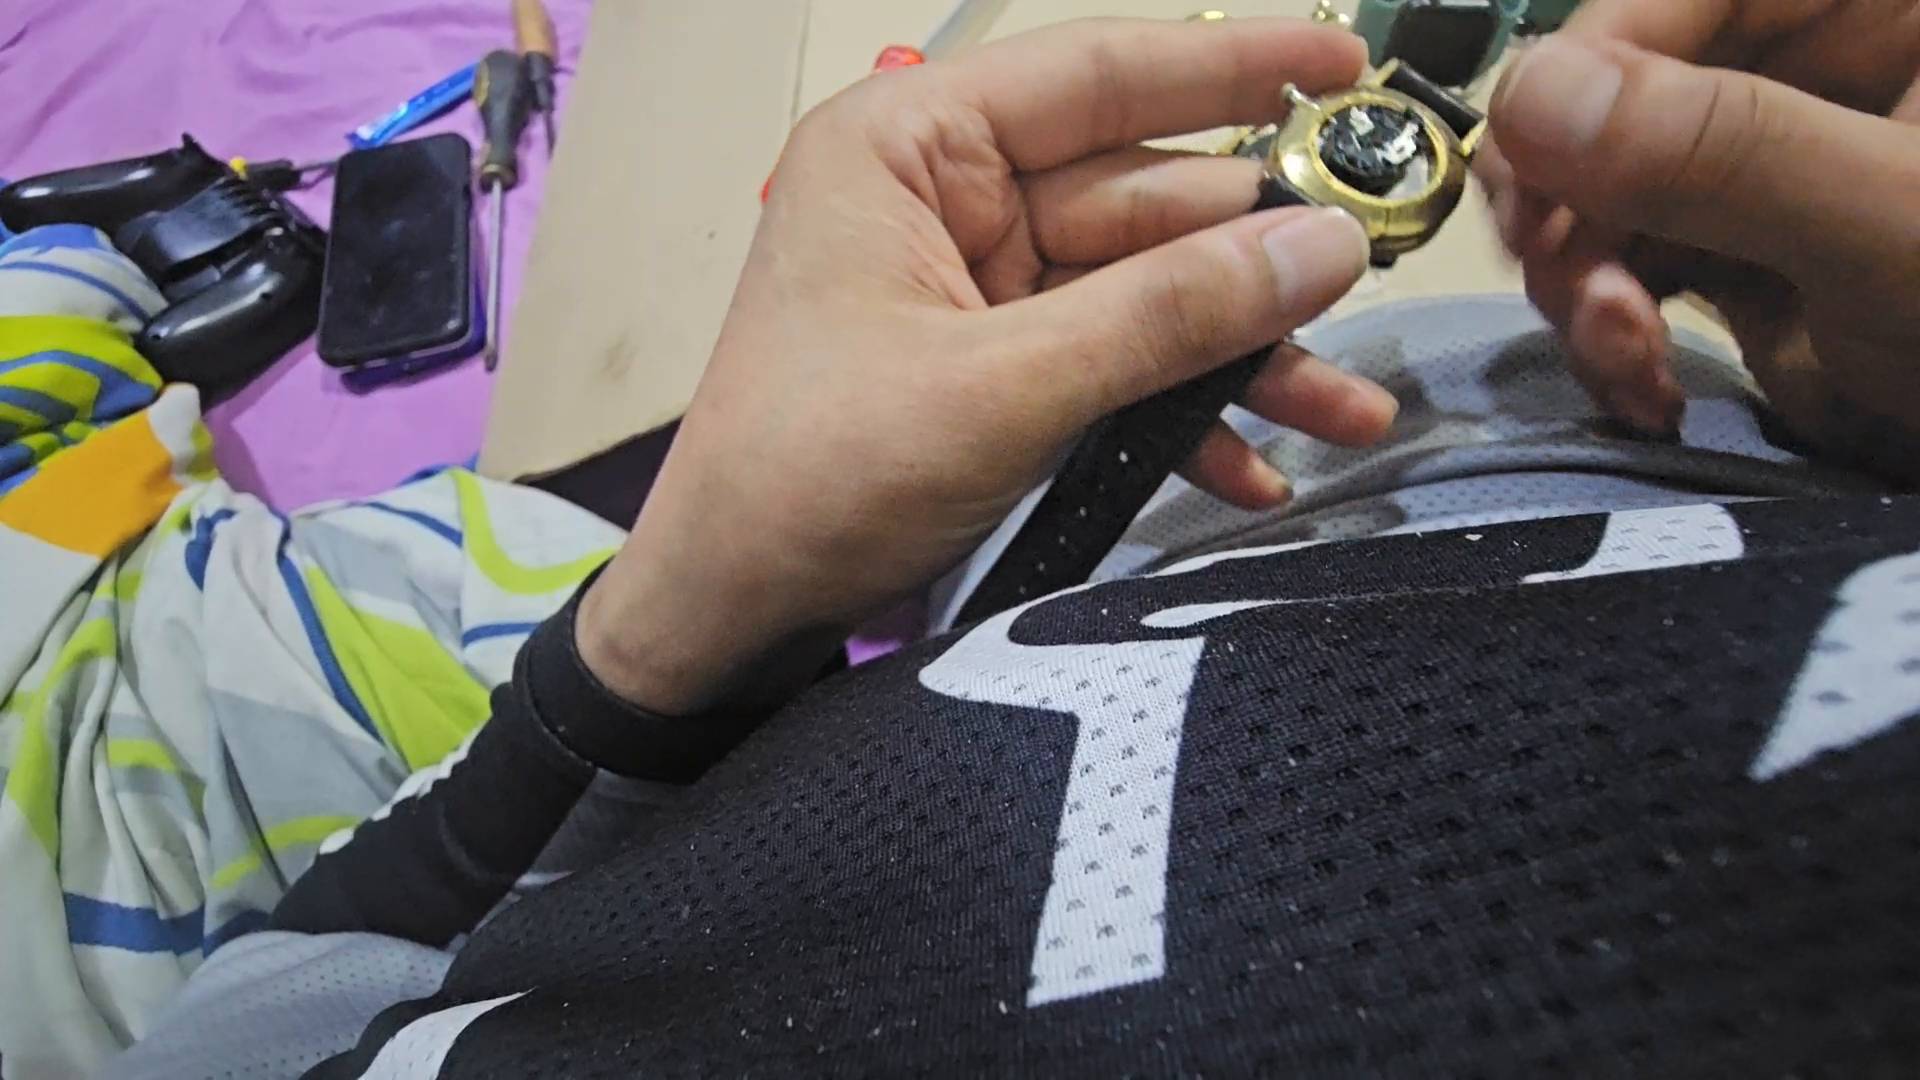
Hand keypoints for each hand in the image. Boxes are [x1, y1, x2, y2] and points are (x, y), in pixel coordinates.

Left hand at [577, 17, 1396, 712]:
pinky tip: (1243, 467)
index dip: (1232, 67)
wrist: (743, 595)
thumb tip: (1317, 246)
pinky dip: (1169, 419)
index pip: (1096, 76)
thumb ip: (1161, 315)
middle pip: (1138, 207)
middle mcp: (948, 208)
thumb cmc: (821, 476)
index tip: (1349, 66)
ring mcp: (974, 297)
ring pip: (1136, 302)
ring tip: (1340, 412)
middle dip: (1252, 265)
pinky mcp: (992, 374)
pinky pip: (1103, 371)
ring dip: (1233, 363)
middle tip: (1366, 296)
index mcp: (912, 153)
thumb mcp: (1000, 389)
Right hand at [1478, 0, 1919, 475]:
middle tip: (1581, 300)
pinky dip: (1599, 334)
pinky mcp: (1720, 244)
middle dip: (1570, 224)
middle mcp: (1814, 71)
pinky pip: (1608, 267)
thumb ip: (1717, 153)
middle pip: (1609, 115)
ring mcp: (1755, 166)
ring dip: (1580, 298)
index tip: (1528, 181)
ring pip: (1589, 205)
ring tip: (1629, 368)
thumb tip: (1522, 93)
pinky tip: (1639, 383)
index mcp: (1899, 5)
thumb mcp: (1891, 227)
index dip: (1581, 78)